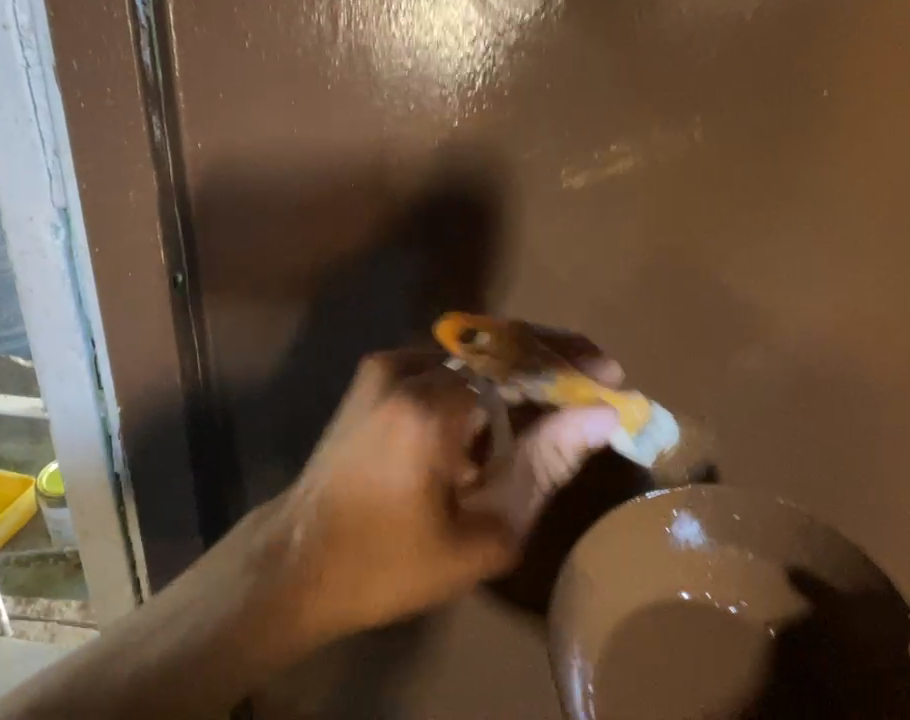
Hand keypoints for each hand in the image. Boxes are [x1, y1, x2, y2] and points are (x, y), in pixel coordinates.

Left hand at [259, 346, 621, 640]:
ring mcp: (385, 366)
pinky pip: (444, 368)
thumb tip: (599, 418)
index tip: (613, 379)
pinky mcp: (373, 376)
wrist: (296, 562)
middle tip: (594, 386)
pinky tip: (491, 430)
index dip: (571, 363)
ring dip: (515, 379)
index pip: (519, 359)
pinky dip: (479, 389)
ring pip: (472, 356)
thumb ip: (544, 467)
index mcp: (430, 405)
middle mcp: (406, 367)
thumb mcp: (481, 534)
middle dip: (551, 362)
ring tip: (549, 417)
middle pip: (497, 346)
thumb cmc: (388, 563)